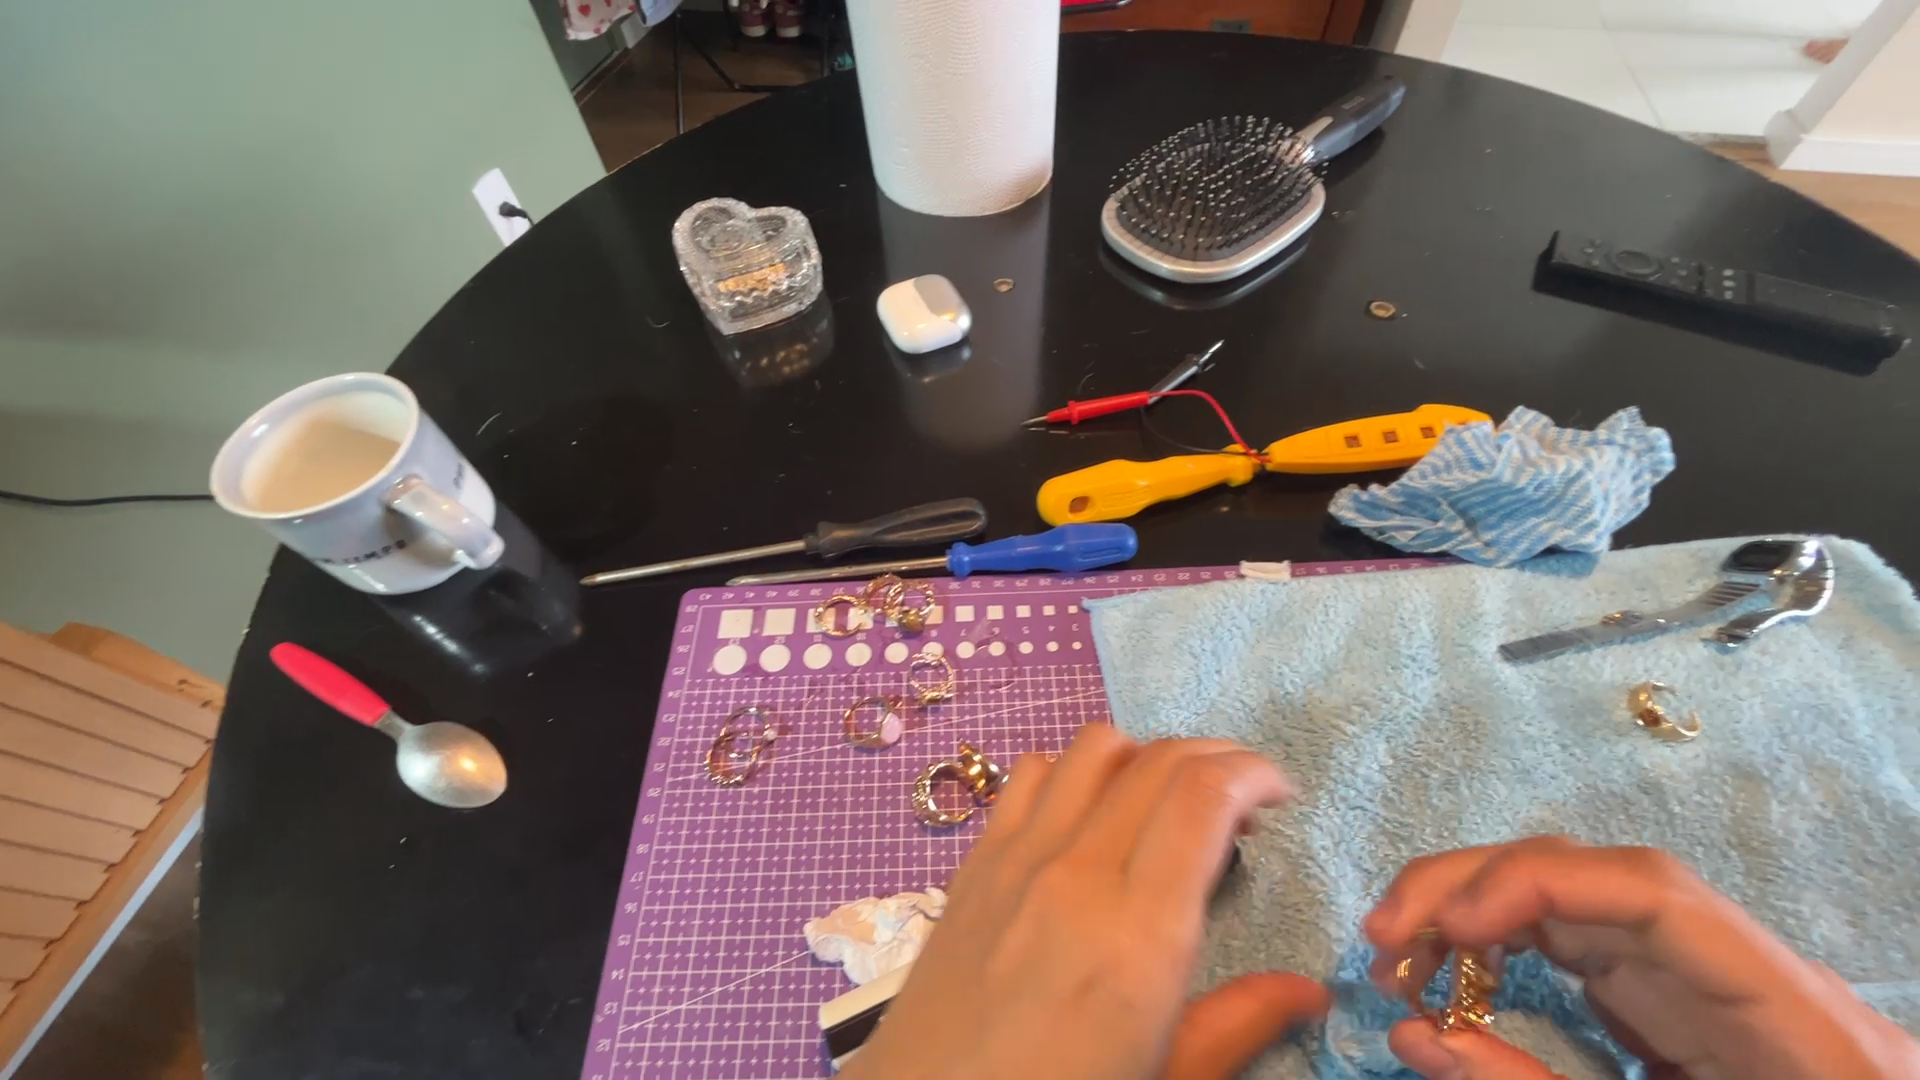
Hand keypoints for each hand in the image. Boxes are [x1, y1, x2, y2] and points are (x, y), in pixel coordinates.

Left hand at [840, 724, 1326, 1079]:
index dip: (1252, 773)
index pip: (1202, 797)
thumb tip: (1312, 989)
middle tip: (1243, 796)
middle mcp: (1078, 868)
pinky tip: (1086, 810)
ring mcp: (1019, 852)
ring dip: (1146, 754)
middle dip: (1217, 757)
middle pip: (1158, 760)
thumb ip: (1240, 1024)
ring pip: (1092, 747)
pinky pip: (1029, 773)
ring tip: (1167, 797)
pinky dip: (1072, 769)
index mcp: (1139, 930)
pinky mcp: (978, 856)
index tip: (1281, 795)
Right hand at [1364, 836, 1919, 1079]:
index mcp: (1791, 1015)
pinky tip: (1445, 964)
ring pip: (1555, 891)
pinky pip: (1559, 934)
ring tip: (1394, 953)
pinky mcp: (1656, 988)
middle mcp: (1733, 964)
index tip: (1446, 927)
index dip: (1533, 884)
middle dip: (1464, 889)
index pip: (1650, 890)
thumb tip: (1410, 1034)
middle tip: (1381, 936)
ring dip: (1461, 907)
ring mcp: (1690, 969)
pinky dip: (1489, 940)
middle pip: (1579, 873)